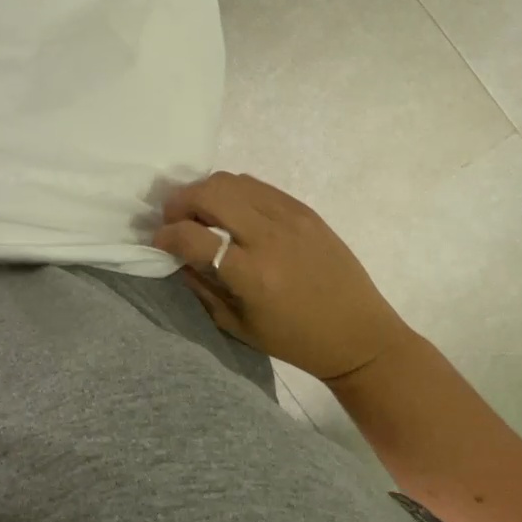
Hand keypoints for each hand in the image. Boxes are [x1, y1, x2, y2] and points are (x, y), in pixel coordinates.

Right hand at [155, 172, 416, 382]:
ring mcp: (291, 219)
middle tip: (176, 221)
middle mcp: (270, 238)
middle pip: (207, 194)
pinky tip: (233, 214)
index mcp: (253, 274)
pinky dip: (233, 193)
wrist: (362, 336)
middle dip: (179, 203)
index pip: (190, 236)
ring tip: (203, 215)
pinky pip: (256, 185)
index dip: (165, 236)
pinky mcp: (306, 211)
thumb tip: (174, 253)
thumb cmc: (295, 341)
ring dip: (205, 193)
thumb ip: (199, 284)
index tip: (160, 243)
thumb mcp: (236, 324)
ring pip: (230, 181)